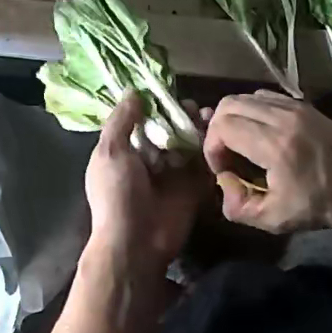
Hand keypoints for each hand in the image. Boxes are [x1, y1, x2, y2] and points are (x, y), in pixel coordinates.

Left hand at [84, 94, 209, 270]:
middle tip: (197, 109)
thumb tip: (134, 91)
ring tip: (212, 119)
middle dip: (184, 119)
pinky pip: (206, 166)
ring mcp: (175, 175)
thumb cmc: (117, 194)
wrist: (137, 241)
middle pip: (172, 132)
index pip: (146, 122)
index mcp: (127, 151)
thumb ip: (121, 121)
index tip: (174, 94)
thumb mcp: (110, 152)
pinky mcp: (195, 189)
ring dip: (201, 131)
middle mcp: (152, 161)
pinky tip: (221, 138)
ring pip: (191, 146)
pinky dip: (214, 152)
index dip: (160, 108)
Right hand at [202, 91, 331, 233]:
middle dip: (217, 130)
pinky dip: (252, 112)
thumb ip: (238, 206)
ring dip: (234, 119)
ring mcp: (296, 106)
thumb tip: (223, 182)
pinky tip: (260, 136)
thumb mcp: (275, 220)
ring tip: (241, 146)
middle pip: (228, 104)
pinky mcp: (304, 104)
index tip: (223, 170)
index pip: (222, 126)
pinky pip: (264, 97)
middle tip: (227, 156)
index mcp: (276, 145)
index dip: (212, 148)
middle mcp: (284, 117)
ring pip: (245, 96)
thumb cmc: (322, 206)